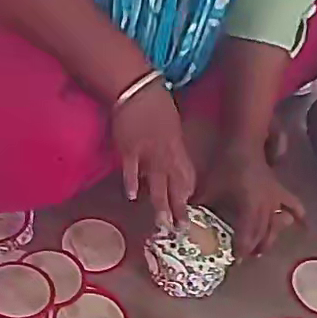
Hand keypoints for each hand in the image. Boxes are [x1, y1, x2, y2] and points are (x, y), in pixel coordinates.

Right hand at [112, 85, 196, 228]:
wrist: (137, 88)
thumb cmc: (156, 103)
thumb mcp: (173, 125)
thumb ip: (173, 146)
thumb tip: (169, 164)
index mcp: (177, 148)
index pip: (186, 176)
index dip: (187, 195)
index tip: (187, 211)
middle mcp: (166, 154)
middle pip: (174, 186)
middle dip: (178, 209)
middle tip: (181, 229)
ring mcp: (147, 153)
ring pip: (156, 183)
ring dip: (160, 205)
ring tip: (162, 224)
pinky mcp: (129, 149)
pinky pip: (131, 170)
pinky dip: (131, 183)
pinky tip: (132, 197)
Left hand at [199, 149, 304, 257]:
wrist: (244, 144)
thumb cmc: (226, 166)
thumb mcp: (209, 188)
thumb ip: (198, 206)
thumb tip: (182, 220)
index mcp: (248, 208)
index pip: (246, 235)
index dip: (241, 249)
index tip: (235, 260)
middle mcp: (265, 207)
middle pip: (262, 234)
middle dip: (254, 248)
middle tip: (245, 258)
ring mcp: (275, 200)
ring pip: (275, 226)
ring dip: (269, 239)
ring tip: (261, 251)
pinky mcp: (280, 192)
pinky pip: (294, 206)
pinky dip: (300, 217)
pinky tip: (306, 228)